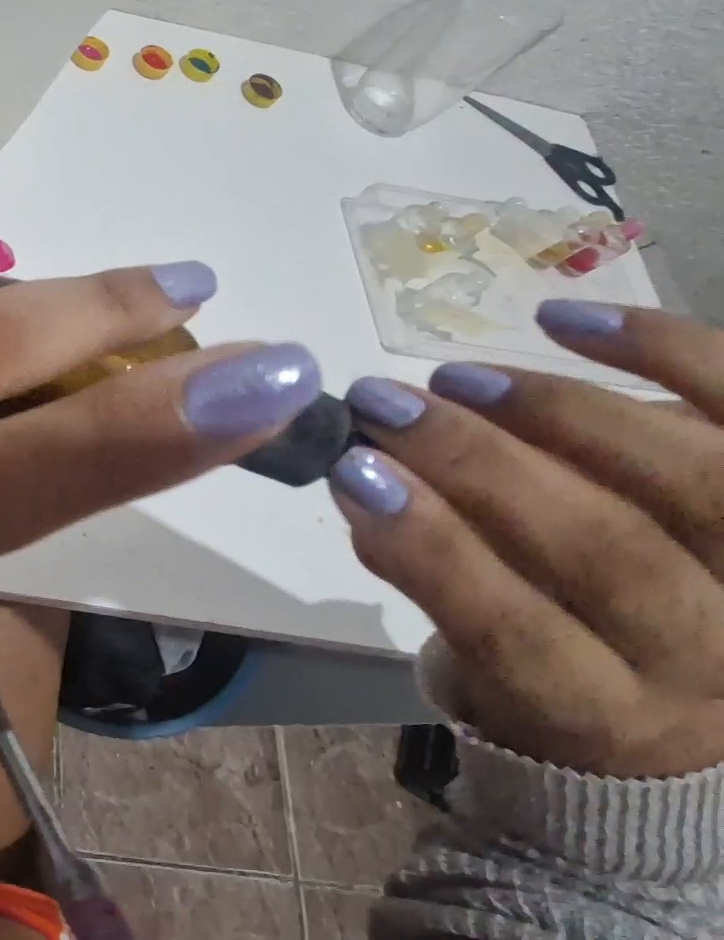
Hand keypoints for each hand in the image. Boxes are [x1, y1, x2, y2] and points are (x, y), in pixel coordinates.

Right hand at [334, 300, 723, 777]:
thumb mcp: (473, 669)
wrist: (698, 700)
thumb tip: (362, 480)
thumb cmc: (558, 684)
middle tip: (383, 403)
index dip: (434, 549)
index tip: (352, 472)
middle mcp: (719, 661)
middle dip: (477, 462)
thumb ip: (423, 580)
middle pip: (605, 549)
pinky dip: (671, 355)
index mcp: (609, 717)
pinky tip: (564, 321)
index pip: (518, 633)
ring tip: (458, 377)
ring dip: (563, 414)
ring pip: (701, 481)